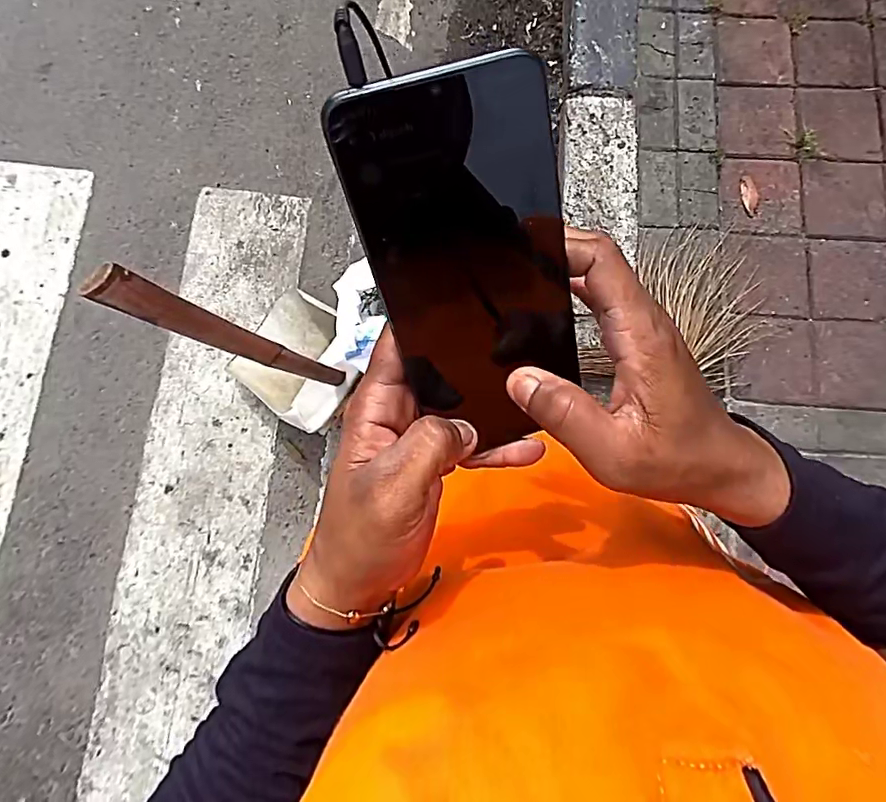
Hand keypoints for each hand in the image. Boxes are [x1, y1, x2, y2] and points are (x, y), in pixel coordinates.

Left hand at [288, 328, 542, 629]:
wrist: (363, 583)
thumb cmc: (358, 537)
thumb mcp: (393, 486)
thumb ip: (431, 444)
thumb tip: (467, 425)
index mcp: (376, 407)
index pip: (397, 346)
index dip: (422, 320)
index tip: (458, 301)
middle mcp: (399, 413)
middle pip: (437, 368)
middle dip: (470, 356)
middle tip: (511, 344)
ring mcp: (420, 435)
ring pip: (463, 403)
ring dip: (492, 402)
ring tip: (527, 398)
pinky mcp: (437, 458)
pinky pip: (473, 439)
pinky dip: (496, 442)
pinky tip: (524, 446)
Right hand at [504, 228, 789, 526]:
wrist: (718, 464)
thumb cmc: (679, 459)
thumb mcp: (614, 451)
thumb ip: (564, 415)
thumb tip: (520, 380)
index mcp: (641, 334)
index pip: (602, 259)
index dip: (561, 243)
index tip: (523, 247)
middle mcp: (646, 320)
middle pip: (599, 257)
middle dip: (554, 246)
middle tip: (511, 257)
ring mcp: (645, 325)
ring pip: (602, 273)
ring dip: (564, 264)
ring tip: (521, 273)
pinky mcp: (641, 337)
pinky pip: (605, 295)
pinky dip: (575, 286)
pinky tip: (549, 301)